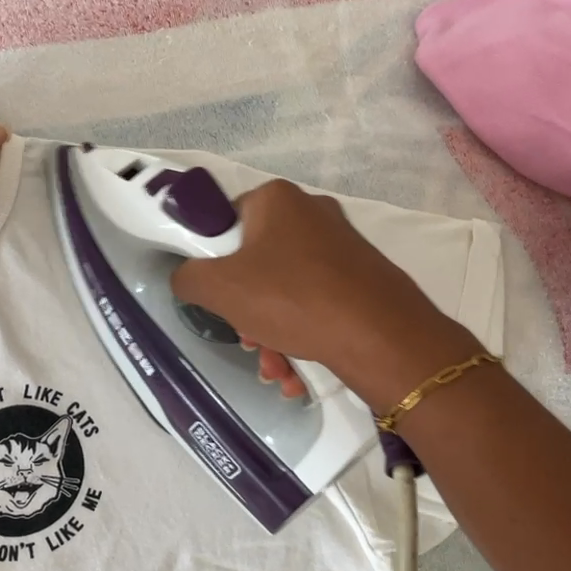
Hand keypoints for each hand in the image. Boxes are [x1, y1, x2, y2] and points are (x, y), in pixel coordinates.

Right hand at [169, 179, 482, 409]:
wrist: (383, 337)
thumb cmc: (291, 299)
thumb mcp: (217, 288)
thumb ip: (187, 277)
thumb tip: (189, 279)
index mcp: (275, 199)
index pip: (223, 222)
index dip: (212, 260)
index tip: (216, 295)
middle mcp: (311, 211)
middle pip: (254, 261)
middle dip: (245, 309)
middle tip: (247, 340)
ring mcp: (342, 244)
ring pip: (284, 288)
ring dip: (270, 331)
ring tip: (276, 370)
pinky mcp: (363, 276)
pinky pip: (315, 301)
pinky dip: (300, 333)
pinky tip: (297, 371)